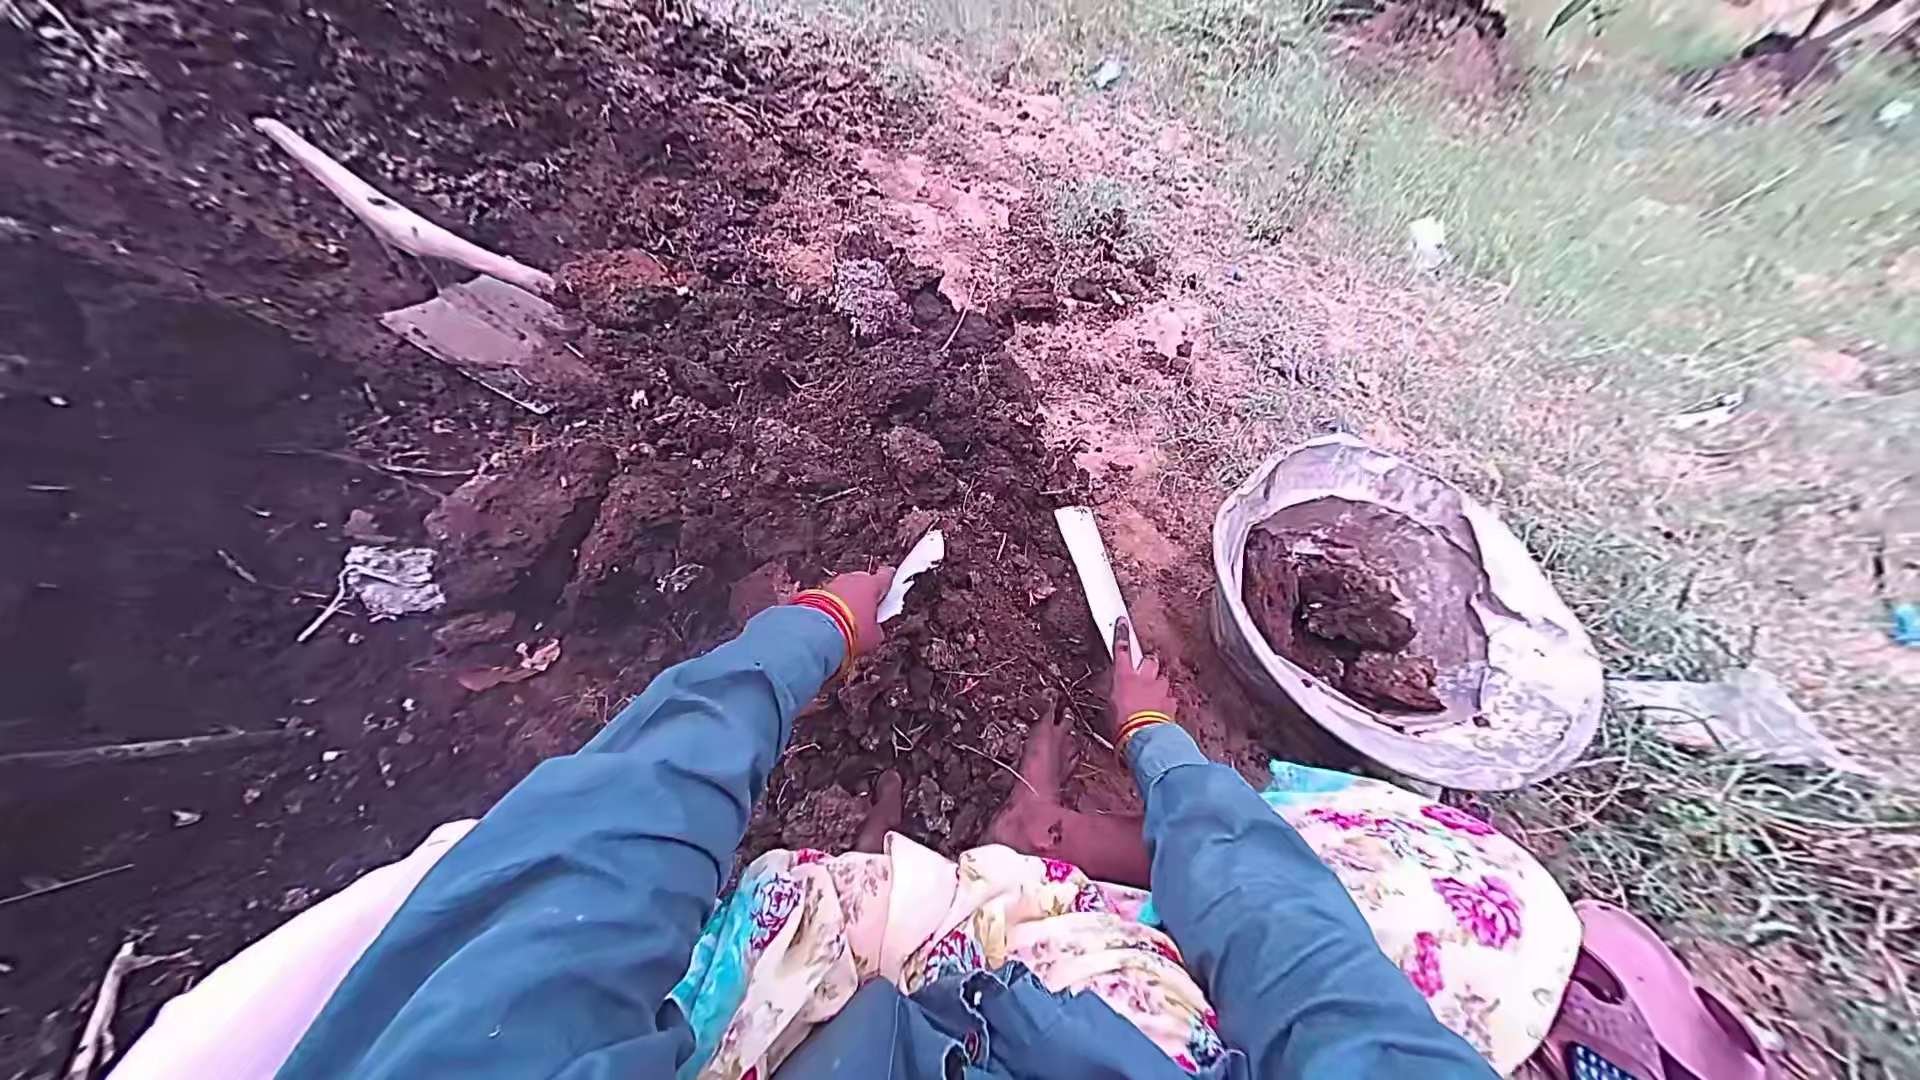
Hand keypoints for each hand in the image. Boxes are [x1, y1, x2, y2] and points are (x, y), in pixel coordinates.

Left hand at [821, 566, 893, 655]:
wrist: (818, 632)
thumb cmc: (852, 630)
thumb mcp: (874, 636)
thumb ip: (877, 628)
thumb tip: (875, 629)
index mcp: (872, 585)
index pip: (886, 576)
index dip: (888, 580)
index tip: (890, 583)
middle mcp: (853, 579)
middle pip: (864, 581)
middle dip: (865, 593)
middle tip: (867, 611)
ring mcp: (834, 583)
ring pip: (845, 588)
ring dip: (847, 599)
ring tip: (847, 619)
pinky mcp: (816, 591)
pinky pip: (830, 596)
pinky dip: (832, 605)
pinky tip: (832, 620)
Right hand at [1107, 618, 1175, 738]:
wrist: (1144, 738)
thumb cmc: (1123, 725)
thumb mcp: (1111, 706)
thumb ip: (1117, 694)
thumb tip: (1118, 696)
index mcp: (1124, 676)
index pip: (1121, 649)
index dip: (1122, 634)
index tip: (1122, 623)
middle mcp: (1143, 678)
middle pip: (1148, 659)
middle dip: (1146, 663)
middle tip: (1142, 672)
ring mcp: (1160, 689)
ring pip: (1161, 677)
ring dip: (1157, 683)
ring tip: (1151, 696)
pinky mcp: (1171, 701)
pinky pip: (1169, 696)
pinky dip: (1165, 700)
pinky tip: (1160, 709)